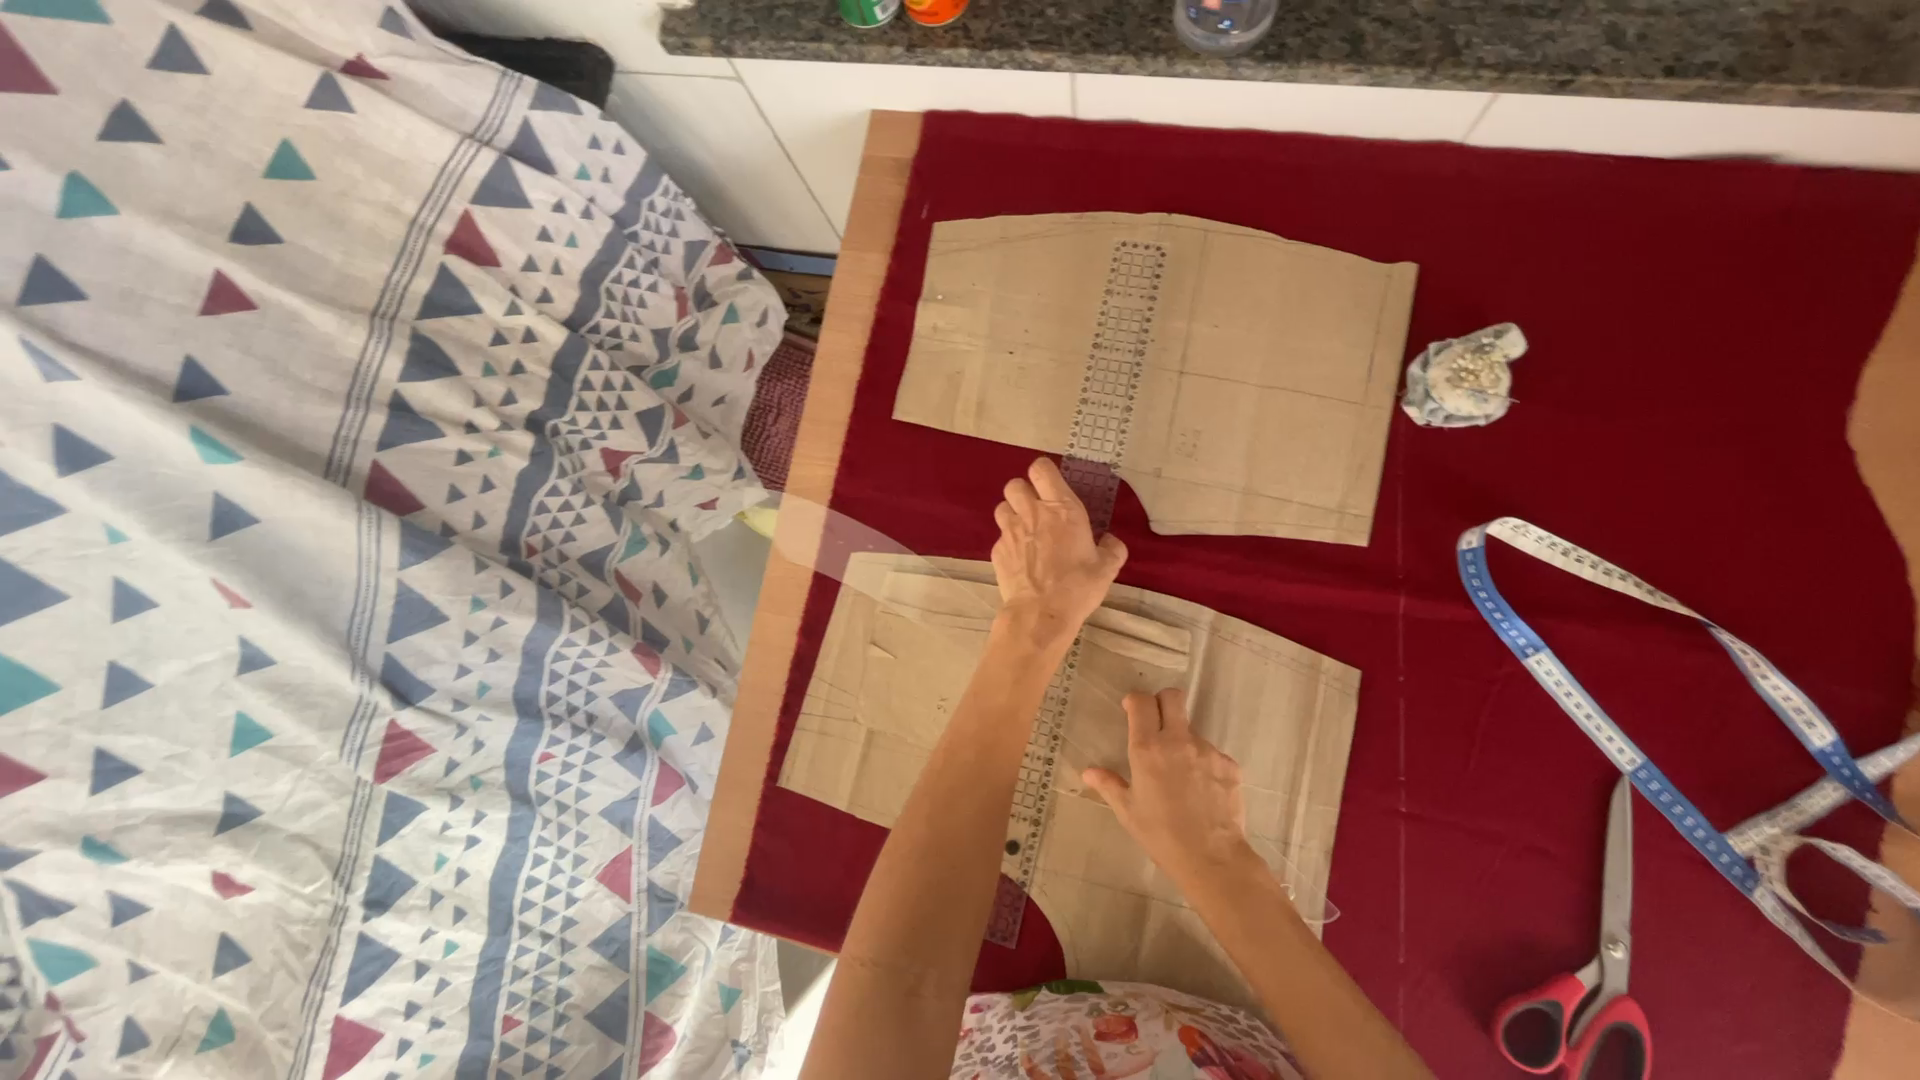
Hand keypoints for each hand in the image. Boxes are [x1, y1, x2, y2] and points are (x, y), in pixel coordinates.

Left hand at [991, 457, 1126, 645]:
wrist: (1041, 613)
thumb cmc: (1078, 586)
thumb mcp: (1107, 568)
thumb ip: (1111, 549)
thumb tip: (1110, 541)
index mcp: (1062, 509)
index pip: (1041, 469)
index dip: (1043, 473)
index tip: (1051, 486)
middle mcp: (1032, 513)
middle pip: (1015, 484)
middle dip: (1023, 492)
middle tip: (1036, 509)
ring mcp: (1010, 531)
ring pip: (1002, 507)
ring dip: (1012, 513)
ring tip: (1024, 530)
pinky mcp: (997, 550)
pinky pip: (999, 537)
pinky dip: (1007, 542)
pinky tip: (1019, 558)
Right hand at [1082, 688, 1256, 888]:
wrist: (1212, 858)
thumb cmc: (1161, 836)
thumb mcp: (1128, 811)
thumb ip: (1109, 785)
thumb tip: (1089, 772)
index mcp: (1147, 749)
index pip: (1142, 702)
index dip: (1135, 701)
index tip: (1131, 710)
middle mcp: (1178, 741)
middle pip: (1172, 697)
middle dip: (1162, 702)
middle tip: (1157, 723)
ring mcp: (1207, 751)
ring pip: (1192, 731)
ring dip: (1183, 743)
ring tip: (1181, 778)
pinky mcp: (1229, 764)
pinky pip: (1212, 755)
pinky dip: (1204, 765)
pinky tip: (1201, 791)